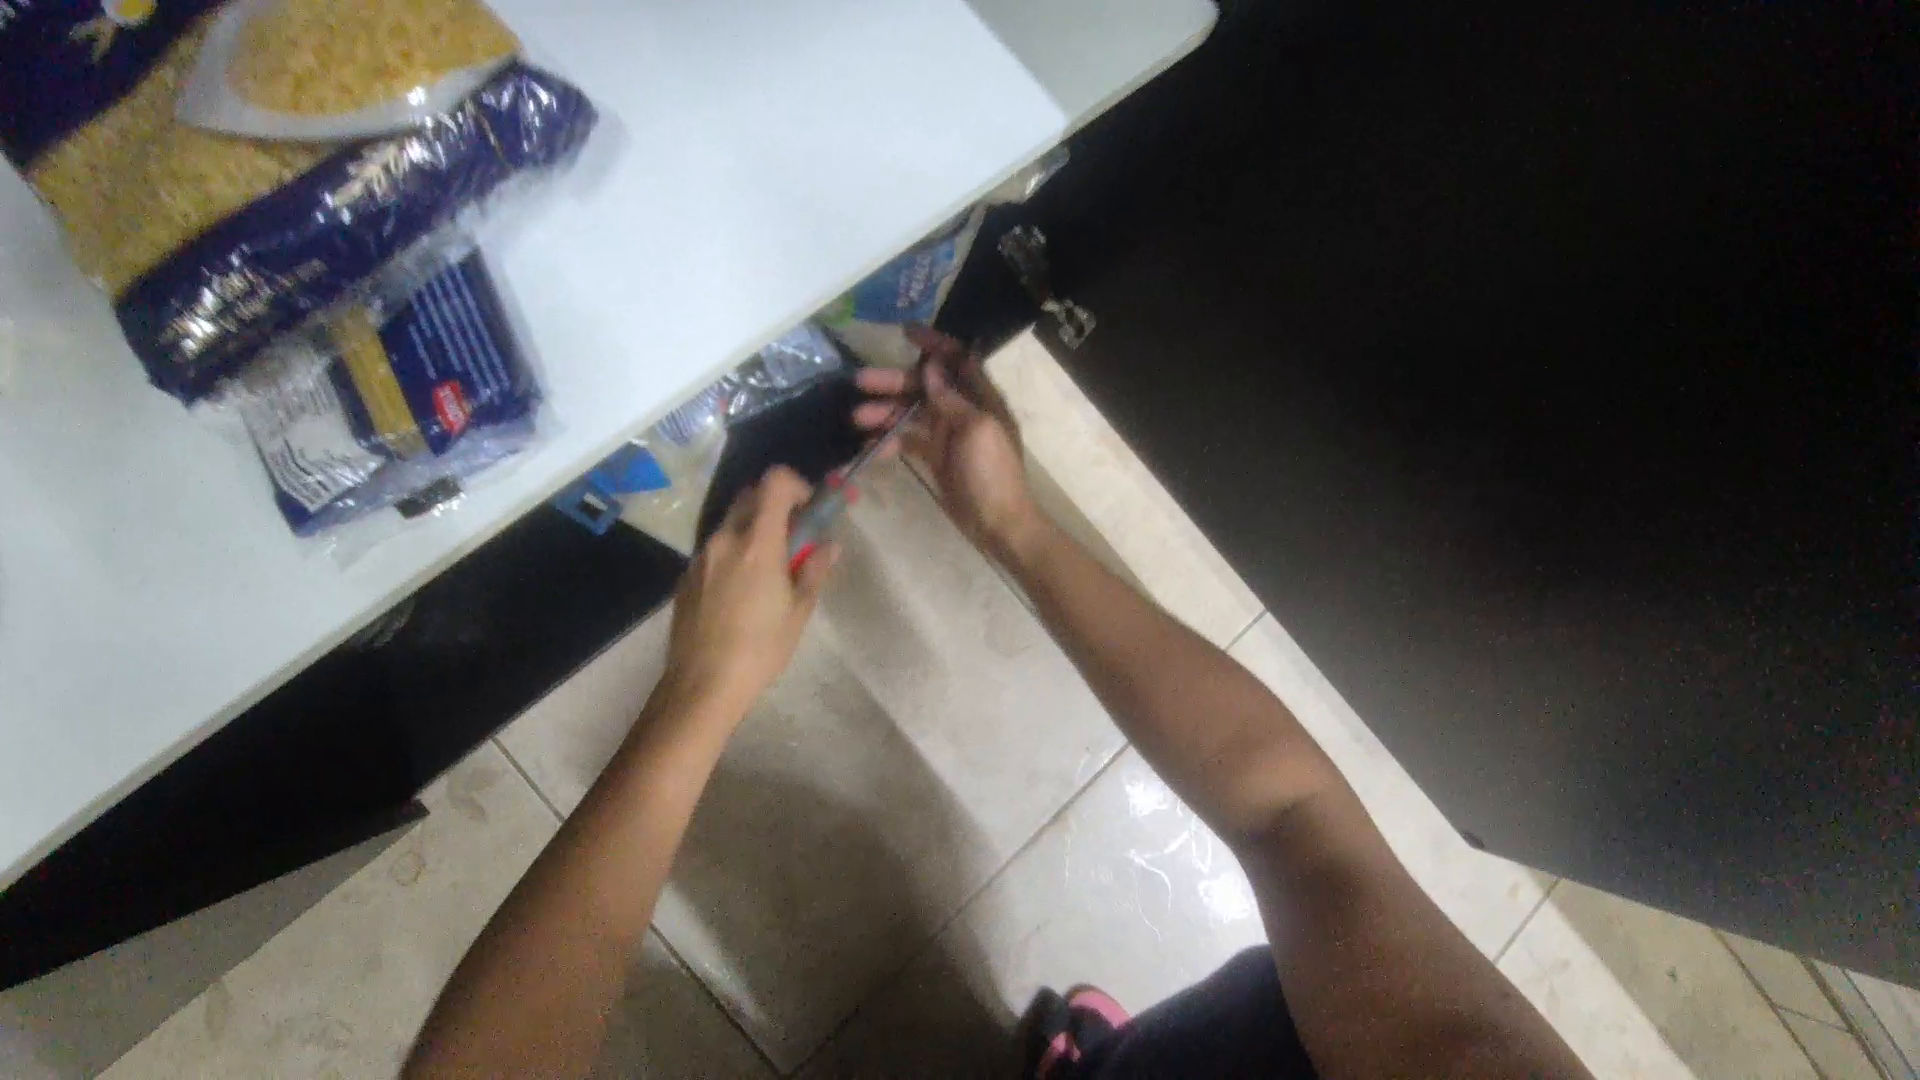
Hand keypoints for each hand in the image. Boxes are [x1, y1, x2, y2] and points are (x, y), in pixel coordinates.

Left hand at [660, 467, 837, 715]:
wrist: (702, 684)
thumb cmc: (760, 648)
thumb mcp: (799, 611)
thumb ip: (814, 570)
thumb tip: (829, 546)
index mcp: (758, 543)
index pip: (774, 483)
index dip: (797, 486)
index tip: (810, 510)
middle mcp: (725, 540)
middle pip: (750, 497)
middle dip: (776, 507)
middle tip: (794, 539)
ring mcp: (700, 557)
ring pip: (730, 524)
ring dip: (754, 531)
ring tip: (768, 572)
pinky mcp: (686, 577)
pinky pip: (715, 550)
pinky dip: (733, 554)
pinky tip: (741, 593)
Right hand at [853, 326, 1040, 559]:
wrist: (998, 523)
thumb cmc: (992, 474)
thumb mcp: (975, 430)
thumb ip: (952, 398)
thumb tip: (931, 367)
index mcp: (981, 398)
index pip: (957, 360)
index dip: (933, 344)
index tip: (905, 332)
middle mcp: (964, 411)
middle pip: (926, 386)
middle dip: (894, 382)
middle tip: (860, 382)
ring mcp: (949, 435)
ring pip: (913, 412)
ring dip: (886, 412)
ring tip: (857, 418)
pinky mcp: (936, 457)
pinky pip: (909, 440)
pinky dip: (890, 440)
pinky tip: (870, 444)